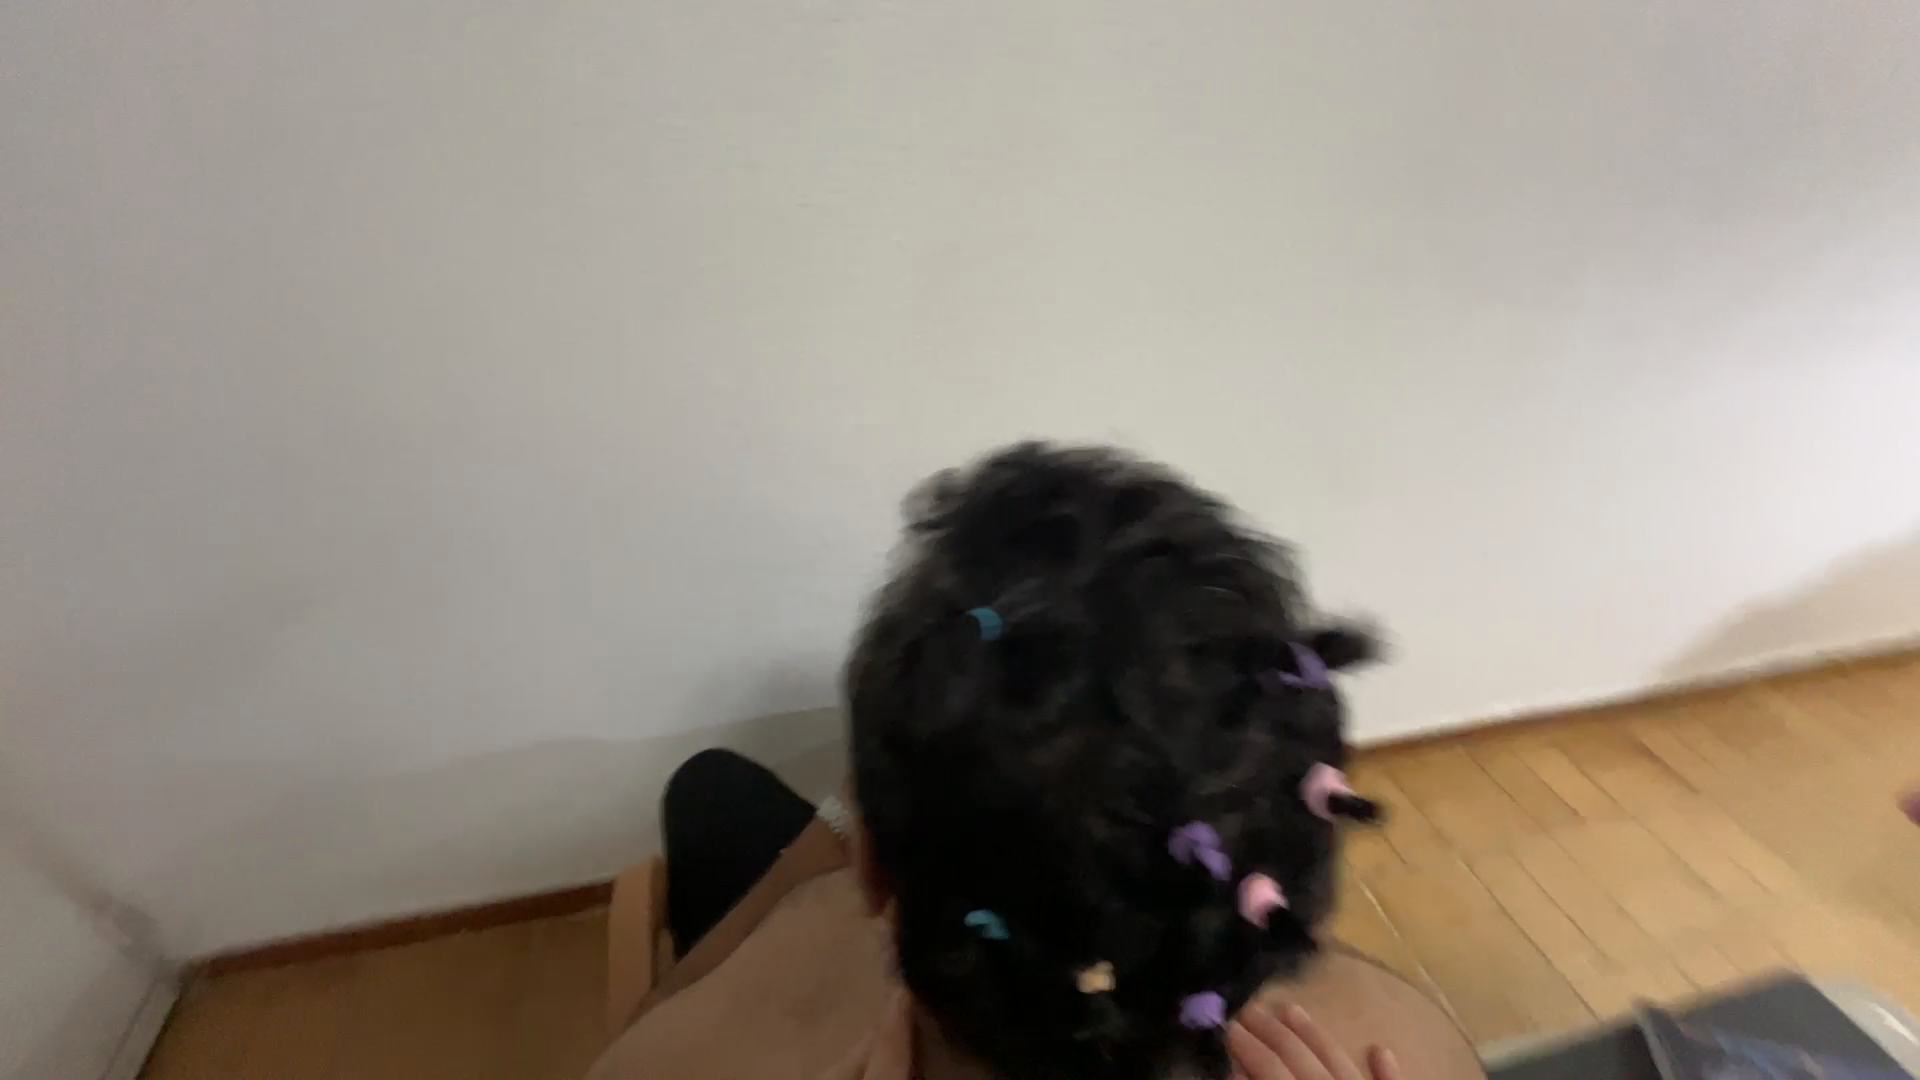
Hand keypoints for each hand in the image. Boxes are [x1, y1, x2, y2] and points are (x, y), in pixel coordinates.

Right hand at [1228, 1004, 1401, 1079]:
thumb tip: (1234, 1071)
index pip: (1270, 1068)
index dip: (1246, 1046)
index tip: (1226, 1026)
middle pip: (1299, 1058)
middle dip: (1270, 1032)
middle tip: (1245, 1009)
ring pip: (1339, 1063)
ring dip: (1315, 1036)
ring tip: (1291, 1009)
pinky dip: (1388, 1072)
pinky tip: (1379, 1049)